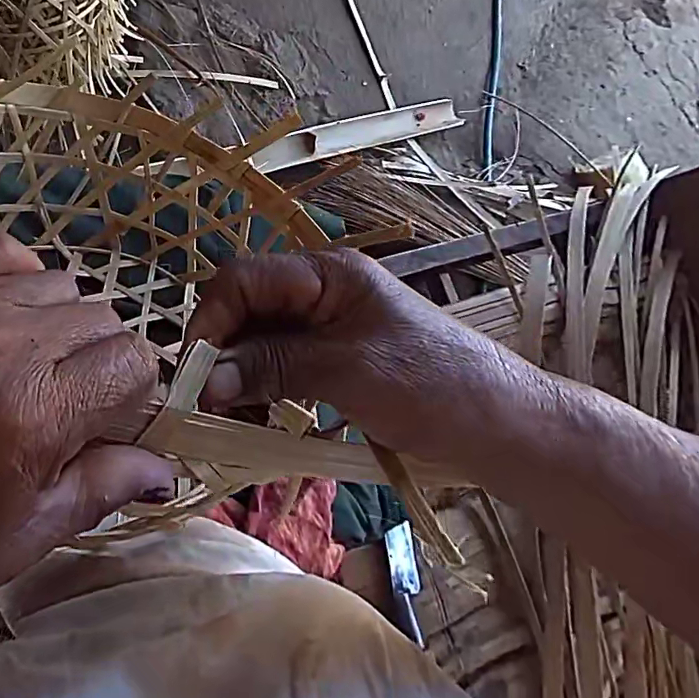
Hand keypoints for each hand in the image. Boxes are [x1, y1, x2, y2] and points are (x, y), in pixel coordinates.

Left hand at [0, 234, 173, 679]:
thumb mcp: (17, 540)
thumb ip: (102, 489)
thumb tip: (165, 466)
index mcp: (35, 413)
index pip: (136, 362)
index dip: (131, 396)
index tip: (101, 424)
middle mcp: (7, 342)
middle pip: (105, 320)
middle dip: (99, 363)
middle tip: (60, 403)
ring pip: (63, 285)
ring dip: (61, 326)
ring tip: (23, 366)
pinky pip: (5, 253)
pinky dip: (20, 281)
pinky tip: (0, 320)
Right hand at [186, 249, 534, 466]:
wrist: (501, 425)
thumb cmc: (433, 385)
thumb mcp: (348, 372)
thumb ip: (274, 367)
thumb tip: (206, 380)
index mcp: (326, 273)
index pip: (245, 277)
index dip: (213, 319)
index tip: (196, 372)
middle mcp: (319, 290)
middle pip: (246, 307)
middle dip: (221, 351)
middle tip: (207, 404)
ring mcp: (324, 324)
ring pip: (258, 338)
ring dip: (237, 374)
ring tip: (232, 418)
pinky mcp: (330, 357)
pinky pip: (278, 364)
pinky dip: (260, 389)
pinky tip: (257, 418)